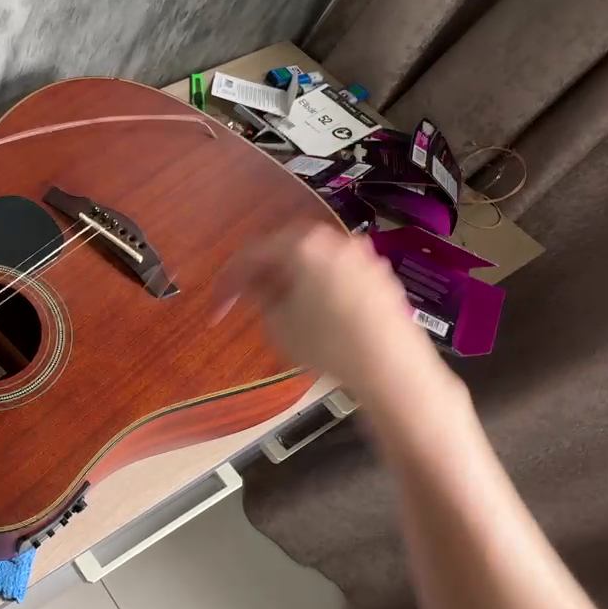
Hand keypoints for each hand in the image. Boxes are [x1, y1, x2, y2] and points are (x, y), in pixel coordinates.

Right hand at [215, 223, 444, 401]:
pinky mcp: (379, 278)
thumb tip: (255, 285)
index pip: (250, 255)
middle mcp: (333, 241)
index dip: (228, 281)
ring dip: (292, 281)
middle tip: (247, 300)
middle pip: (284, 252)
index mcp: (301, 244)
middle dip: (263, 275)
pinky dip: (319, 288)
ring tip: (281, 310)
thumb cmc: (328, 343)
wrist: (390, 367)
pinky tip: (316, 316)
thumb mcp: (276, 322)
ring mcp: (361, 258)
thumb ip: (258, 295)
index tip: (218, 304)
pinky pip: (336, 275)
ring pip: (312, 262)